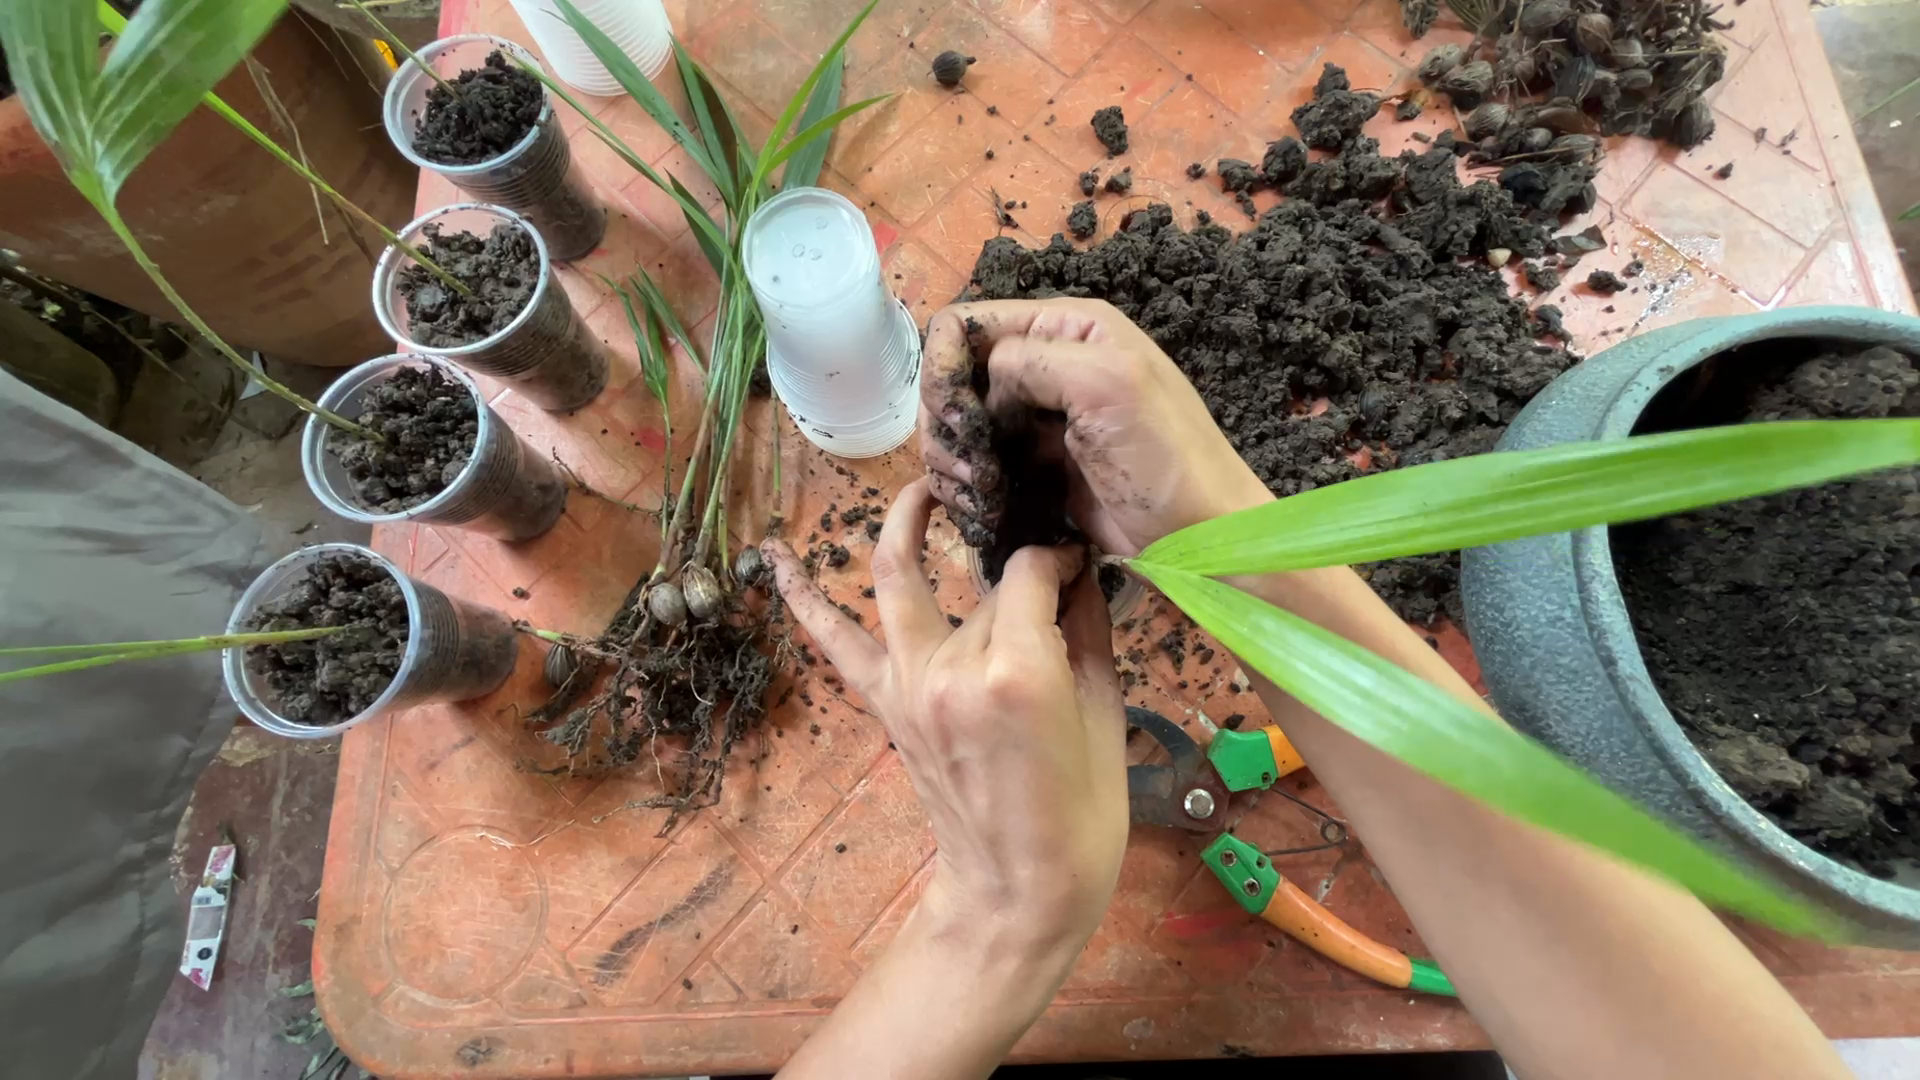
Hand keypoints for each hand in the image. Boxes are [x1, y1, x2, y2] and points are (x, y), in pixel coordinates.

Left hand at [762, 479, 1126, 957]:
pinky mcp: (885, 702)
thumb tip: (1081, 571)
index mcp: (1018, 672)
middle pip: (980, 582)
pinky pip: (837, 643)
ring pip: (905, 582)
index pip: (1029, 573)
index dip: (1056, 558)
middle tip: (1042, 556)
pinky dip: (806, 599)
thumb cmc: (1082, 815)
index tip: (1075, 563)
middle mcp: (951, 666)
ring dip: (904, 527)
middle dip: (1016, 561)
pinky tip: (775, 559)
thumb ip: (1089, 630)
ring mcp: (907, 682)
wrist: (1014, 891)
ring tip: (922, 491)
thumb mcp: (1103, 715)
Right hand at [918, 298, 1272, 556]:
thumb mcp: (1107, 384)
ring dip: (951, 456)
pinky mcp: (1031, 463)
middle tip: (970, 467)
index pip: (968, 324)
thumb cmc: (1163, 458)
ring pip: (958, 422)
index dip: (945, 364)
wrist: (1195, 534)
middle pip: (955, 375)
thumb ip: (1034, 359)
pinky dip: (964, 481)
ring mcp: (1036, 417)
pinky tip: (978, 503)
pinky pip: (975, 460)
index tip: (957, 417)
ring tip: (977, 490)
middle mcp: (1044, 364)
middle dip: (947, 419)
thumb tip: (983, 383)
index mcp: (1065, 329)